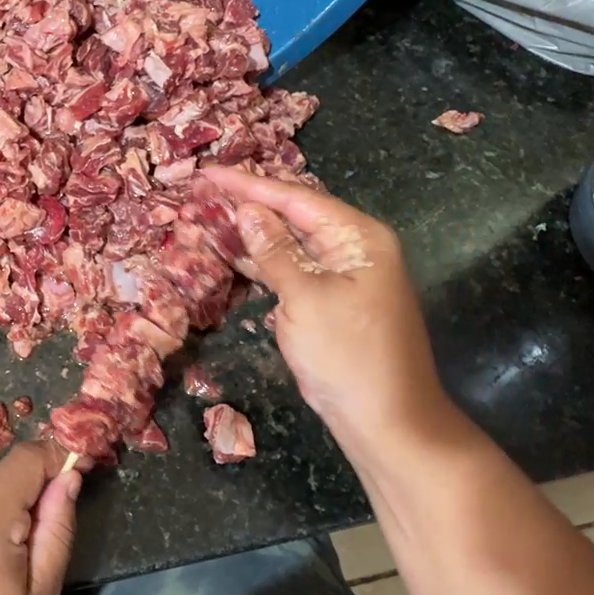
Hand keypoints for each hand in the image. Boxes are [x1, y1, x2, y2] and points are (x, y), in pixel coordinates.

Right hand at [201, 167, 445, 425]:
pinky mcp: (334, 303)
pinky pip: (294, 269)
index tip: (208, 172)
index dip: (249, 185)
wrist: (389, 421)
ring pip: (293, 243)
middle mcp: (356, 249)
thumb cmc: (348, 356)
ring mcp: (346, 277)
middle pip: (296, 215)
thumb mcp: (305, 297)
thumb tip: (247, 209)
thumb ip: (274, 250)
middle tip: (204, 190)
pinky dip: (265, 261)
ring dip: (254, 232)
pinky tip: (237, 254)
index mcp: (359, 238)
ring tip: (211, 214)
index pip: (297, 198)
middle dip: (250, 203)